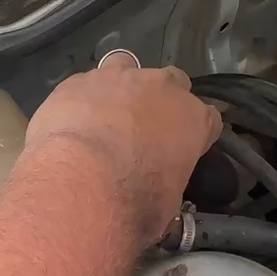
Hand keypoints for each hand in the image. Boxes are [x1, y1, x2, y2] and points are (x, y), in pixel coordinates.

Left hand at [20, 51, 221, 248]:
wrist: (80, 185)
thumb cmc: (133, 204)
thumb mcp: (166, 206)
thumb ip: (167, 186)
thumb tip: (158, 196)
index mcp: (192, 120)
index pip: (208, 119)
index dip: (193, 135)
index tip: (180, 152)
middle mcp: (160, 88)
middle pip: (171, 83)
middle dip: (160, 103)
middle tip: (141, 133)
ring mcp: (117, 78)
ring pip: (126, 69)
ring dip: (120, 90)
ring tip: (103, 120)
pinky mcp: (75, 81)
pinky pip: (83, 85)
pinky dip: (80, 101)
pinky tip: (68, 124)